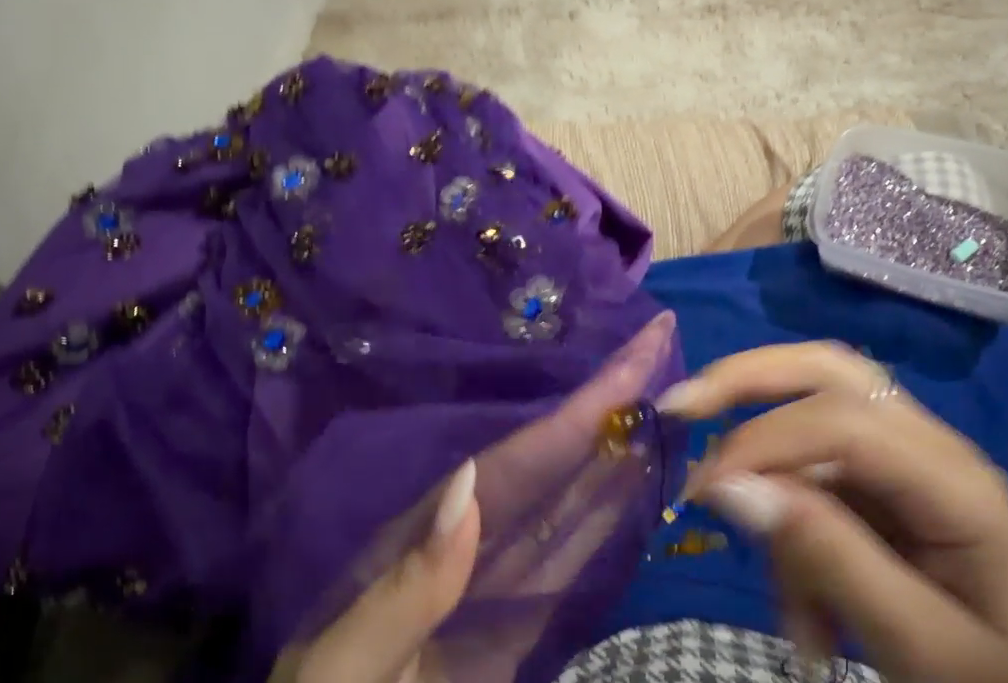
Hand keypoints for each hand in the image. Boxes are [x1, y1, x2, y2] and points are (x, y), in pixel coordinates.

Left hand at [275, 311, 678, 682]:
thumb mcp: (343, 659)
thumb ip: (406, 586)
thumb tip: (471, 485)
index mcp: (427, 535)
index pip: (515, 460)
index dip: (579, 410)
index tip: (632, 356)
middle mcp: (469, 547)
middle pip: (551, 473)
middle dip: (605, 415)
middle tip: (660, 354)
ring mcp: (494, 593)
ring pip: (568, 517)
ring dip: (615, 466)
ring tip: (664, 414)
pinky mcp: (513, 640)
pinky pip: (565, 580)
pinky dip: (603, 539)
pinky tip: (635, 503)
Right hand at [659, 342, 1007, 682]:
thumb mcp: (921, 643)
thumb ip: (830, 558)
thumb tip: (730, 485)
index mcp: (954, 479)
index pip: (843, 419)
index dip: (764, 441)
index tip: (704, 491)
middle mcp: (930, 449)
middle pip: (830, 371)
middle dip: (750, 379)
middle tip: (683, 403)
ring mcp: (908, 468)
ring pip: (811, 434)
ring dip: (779, 508)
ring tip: (792, 618)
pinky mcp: (888, 495)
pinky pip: (817, 489)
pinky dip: (796, 545)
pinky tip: (812, 624)